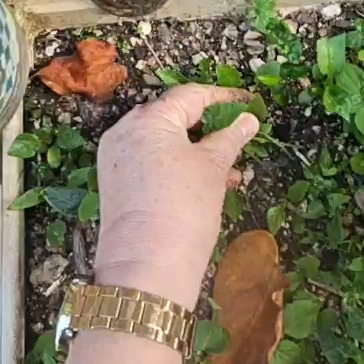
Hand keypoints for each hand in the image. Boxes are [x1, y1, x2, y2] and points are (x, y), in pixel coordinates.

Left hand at [92, 84, 259, 304]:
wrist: (146, 268)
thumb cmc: (184, 208)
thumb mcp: (213, 167)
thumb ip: (230, 137)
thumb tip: (248, 119)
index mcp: (148, 119)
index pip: (191, 95)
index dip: (224, 98)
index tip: (249, 102)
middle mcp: (125, 130)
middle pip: (174, 117)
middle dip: (209, 127)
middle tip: (239, 138)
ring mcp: (116, 157)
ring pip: (163, 143)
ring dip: (196, 151)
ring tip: (230, 171)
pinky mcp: (115, 182)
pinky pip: (150, 162)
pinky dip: (177, 166)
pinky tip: (204, 184)